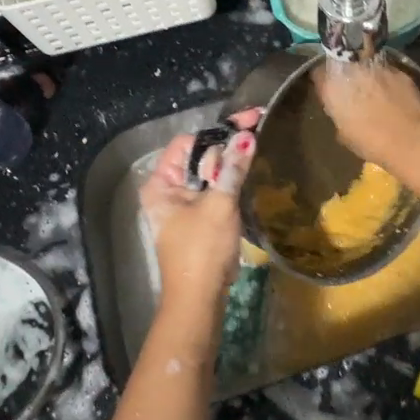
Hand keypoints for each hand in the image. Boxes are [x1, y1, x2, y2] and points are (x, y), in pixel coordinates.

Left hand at [139, 108, 262, 313]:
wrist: (199, 299)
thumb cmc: (203, 249)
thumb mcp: (220, 204)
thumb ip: (233, 168)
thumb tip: (247, 135)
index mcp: (160, 184)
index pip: (189, 143)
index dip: (220, 131)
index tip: (251, 120)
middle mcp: (166, 191)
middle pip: (199, 156)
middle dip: (228, 144)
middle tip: (259, 131)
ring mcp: (181, 206)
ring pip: (208, 174)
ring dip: (231, 163)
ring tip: (258, 146)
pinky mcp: (196, 220)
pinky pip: (213, 191)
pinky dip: (229, 181)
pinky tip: (248, 173)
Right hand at [314, 59, 419, 163]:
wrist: (408, 139)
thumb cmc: (371, 142)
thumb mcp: (344, 133)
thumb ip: (339, 115)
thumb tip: (345, 110)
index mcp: (332, 87)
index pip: (318, 72)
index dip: (324, 79)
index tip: (329, 87)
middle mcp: (353, 70)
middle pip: (344, 64)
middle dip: (347, 73)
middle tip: (352, 86)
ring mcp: (377, 67)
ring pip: (367, 64)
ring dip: (368, 74)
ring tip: (374, 88)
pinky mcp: (399, 71)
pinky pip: (388, 72)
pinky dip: (388, 80)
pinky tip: (393, 92)